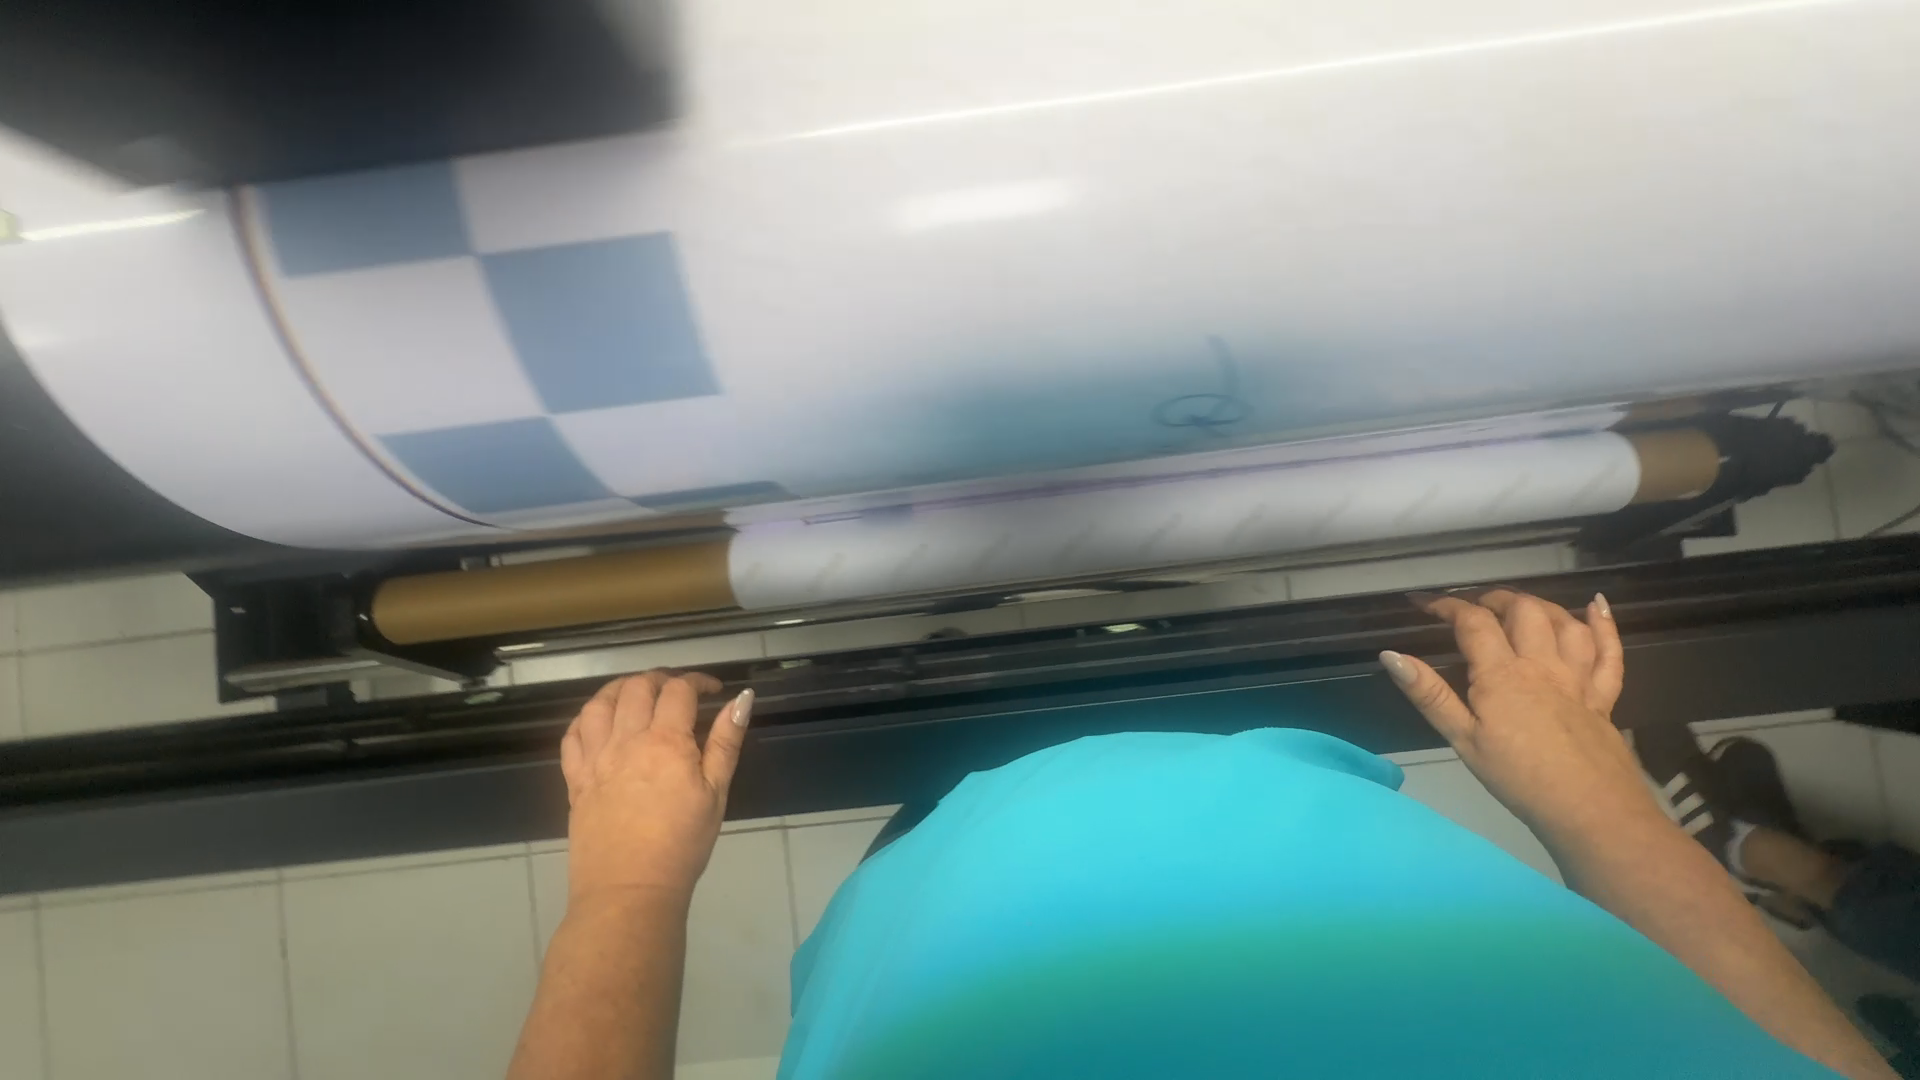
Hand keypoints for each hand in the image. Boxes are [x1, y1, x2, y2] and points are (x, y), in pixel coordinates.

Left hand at [560, 671, 753, 905]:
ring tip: (638, 694)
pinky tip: (602, 721)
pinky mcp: (575, 780)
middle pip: (637, 687)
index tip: (713, 689)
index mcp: (666, 742)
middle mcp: (626, 741)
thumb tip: (743, 698)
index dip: (698, 681)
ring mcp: (595, 759)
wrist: (629, 891)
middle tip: (679, 691)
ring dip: (621, 689)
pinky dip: (588, 717)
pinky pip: (572, 735)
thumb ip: (727, 741)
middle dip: (661, 678)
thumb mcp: (716, 792)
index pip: (679, 689)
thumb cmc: (682, 843)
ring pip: (600, 703)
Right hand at [1381, 589, 1666, 847]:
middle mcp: (1542, 665)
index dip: (1445, 606)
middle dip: (1494, 599)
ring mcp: (1578, 679)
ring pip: (1564, 623)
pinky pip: (1610, 652)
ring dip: (1539, 605)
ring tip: (1517, 606)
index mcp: (1502, 675)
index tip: (1422, 603)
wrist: (1592, 813)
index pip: (1472, 622)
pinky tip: (1596, 605)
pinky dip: (1604, 624)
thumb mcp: (1462, 738)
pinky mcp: (1604, 697)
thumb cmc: (1518, 778)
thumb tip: (1390, 655)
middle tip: (1471, 606)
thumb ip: (1428, 694)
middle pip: (1523, 611)